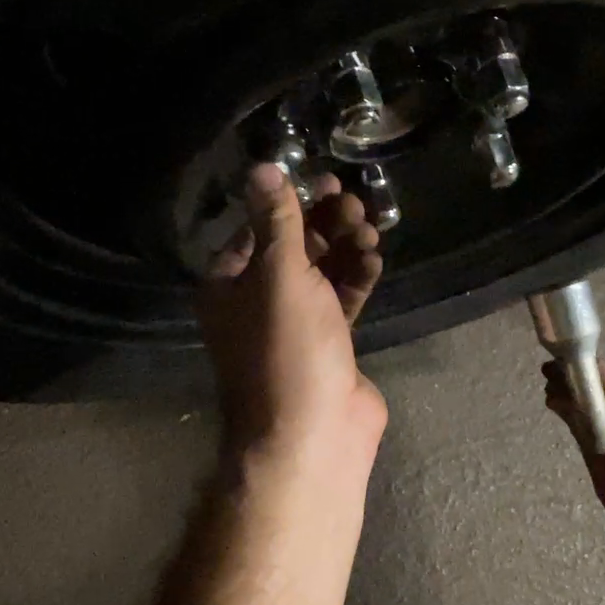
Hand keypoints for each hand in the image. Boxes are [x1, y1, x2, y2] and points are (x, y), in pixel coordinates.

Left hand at [199, 164, 386, 473]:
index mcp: (229, 285)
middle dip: (325, 224)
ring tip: (371, 231)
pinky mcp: (328, 345)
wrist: (312, 435)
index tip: (325, 182)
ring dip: (345, 249)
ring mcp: (295, 326)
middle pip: (293, 248)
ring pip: (321, 274)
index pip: (258, 229)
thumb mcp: (279, 276)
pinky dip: (356, 279)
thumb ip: (277, 222)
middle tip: (356, 204)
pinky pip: (341, 301)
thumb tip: (262, 168)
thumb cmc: (287, 350)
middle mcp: (257, 302)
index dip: (291, 203)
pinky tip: (374, 261)